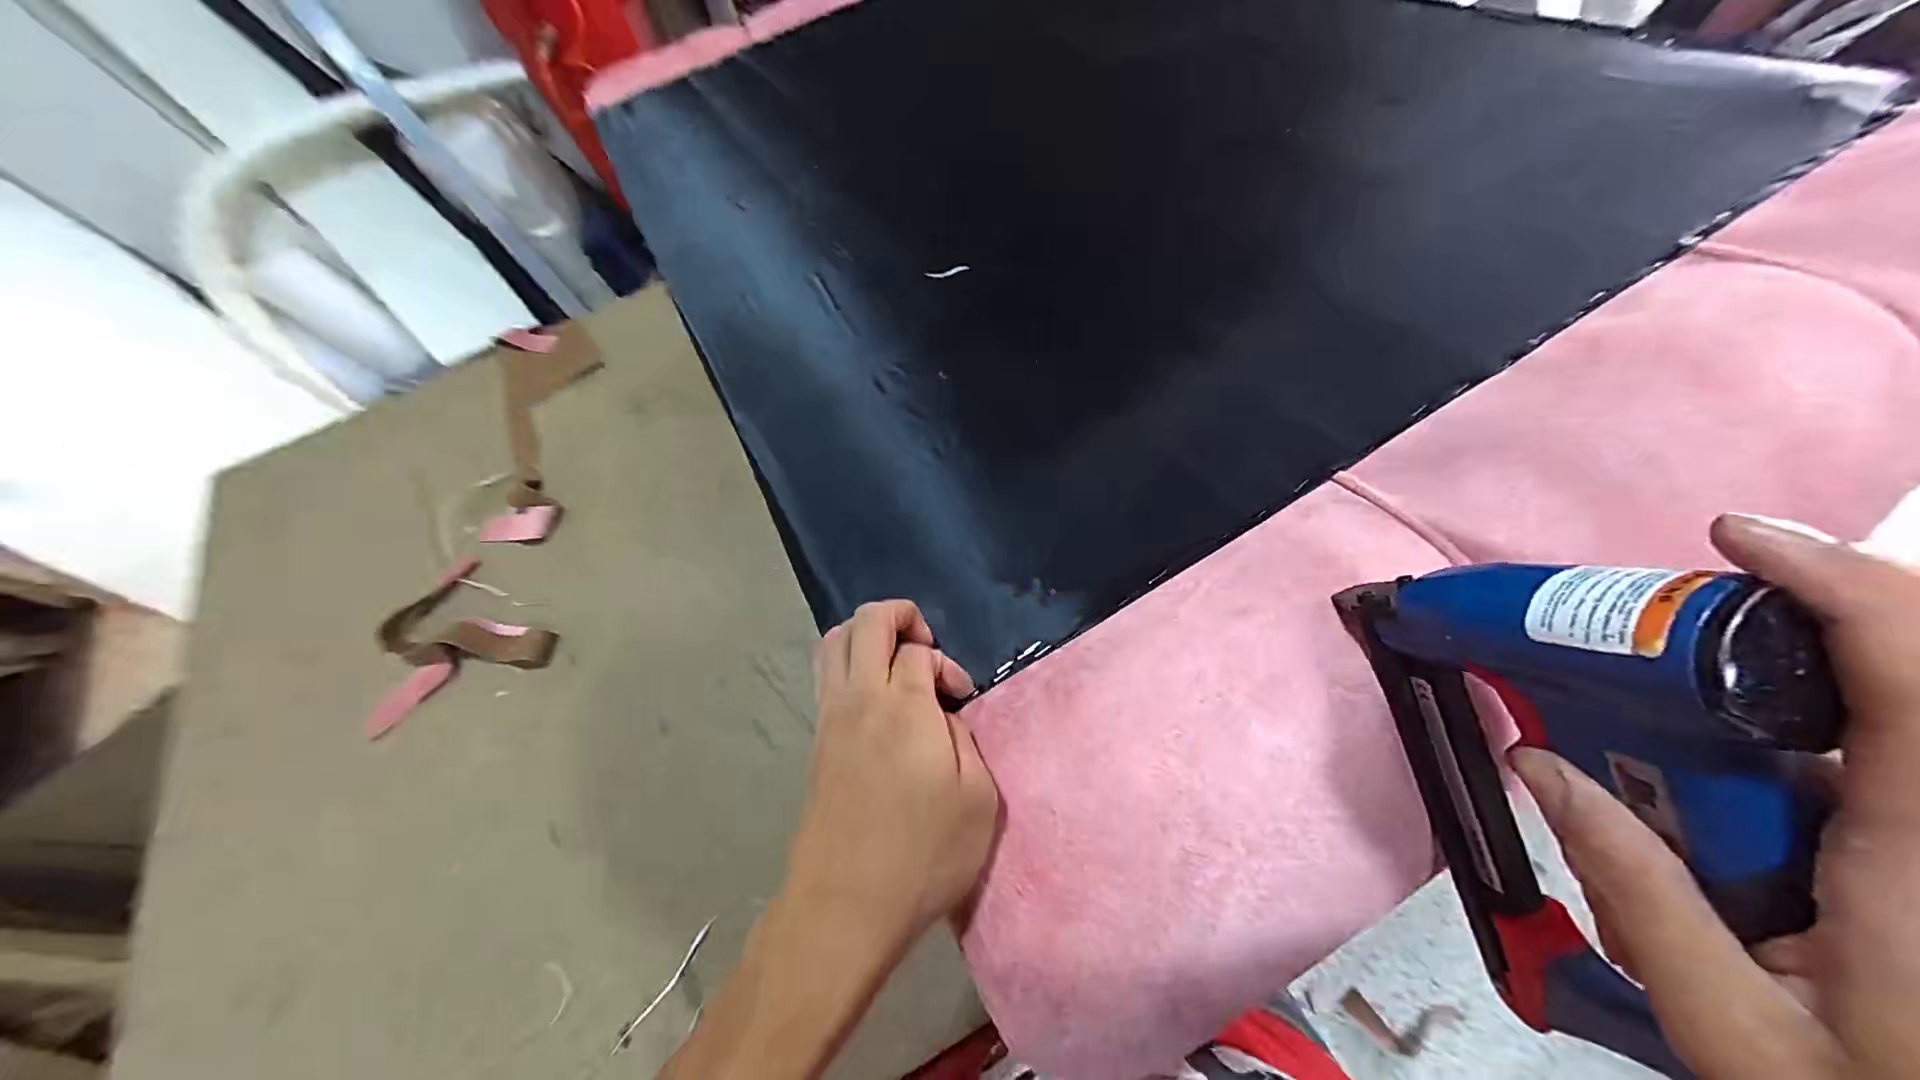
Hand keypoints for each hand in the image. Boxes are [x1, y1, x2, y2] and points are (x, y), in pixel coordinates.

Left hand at [783, 600, 999, 948]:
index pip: (917, 650)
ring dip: (866, 635)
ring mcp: (829, 718)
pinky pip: (825, 676)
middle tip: (925, 646)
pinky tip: (875, 697)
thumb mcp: (980, 800)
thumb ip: (967, 741)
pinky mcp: (815, 742)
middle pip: (866, 622)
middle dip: (900, 615)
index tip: (960, 698)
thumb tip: (944, 717)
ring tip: (896, 663)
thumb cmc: (923, 855)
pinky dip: (849, 663)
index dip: (944, 663)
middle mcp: (859, 699)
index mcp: (904, 706)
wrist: (844, 905)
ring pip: (833, 642)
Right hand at [1511, 513, 1919, 1078]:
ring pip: (1884, 723)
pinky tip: (1731, 790)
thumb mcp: (1732, 1023)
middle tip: (1665, 630)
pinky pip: (1878, 768)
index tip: (1736, 538)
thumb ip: (1633, 889)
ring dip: (1775, 689)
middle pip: (1906, 677)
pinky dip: (1802, 745)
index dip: (1839, 582)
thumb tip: (1539, 765)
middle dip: (1786, 623)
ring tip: (1666, 705)